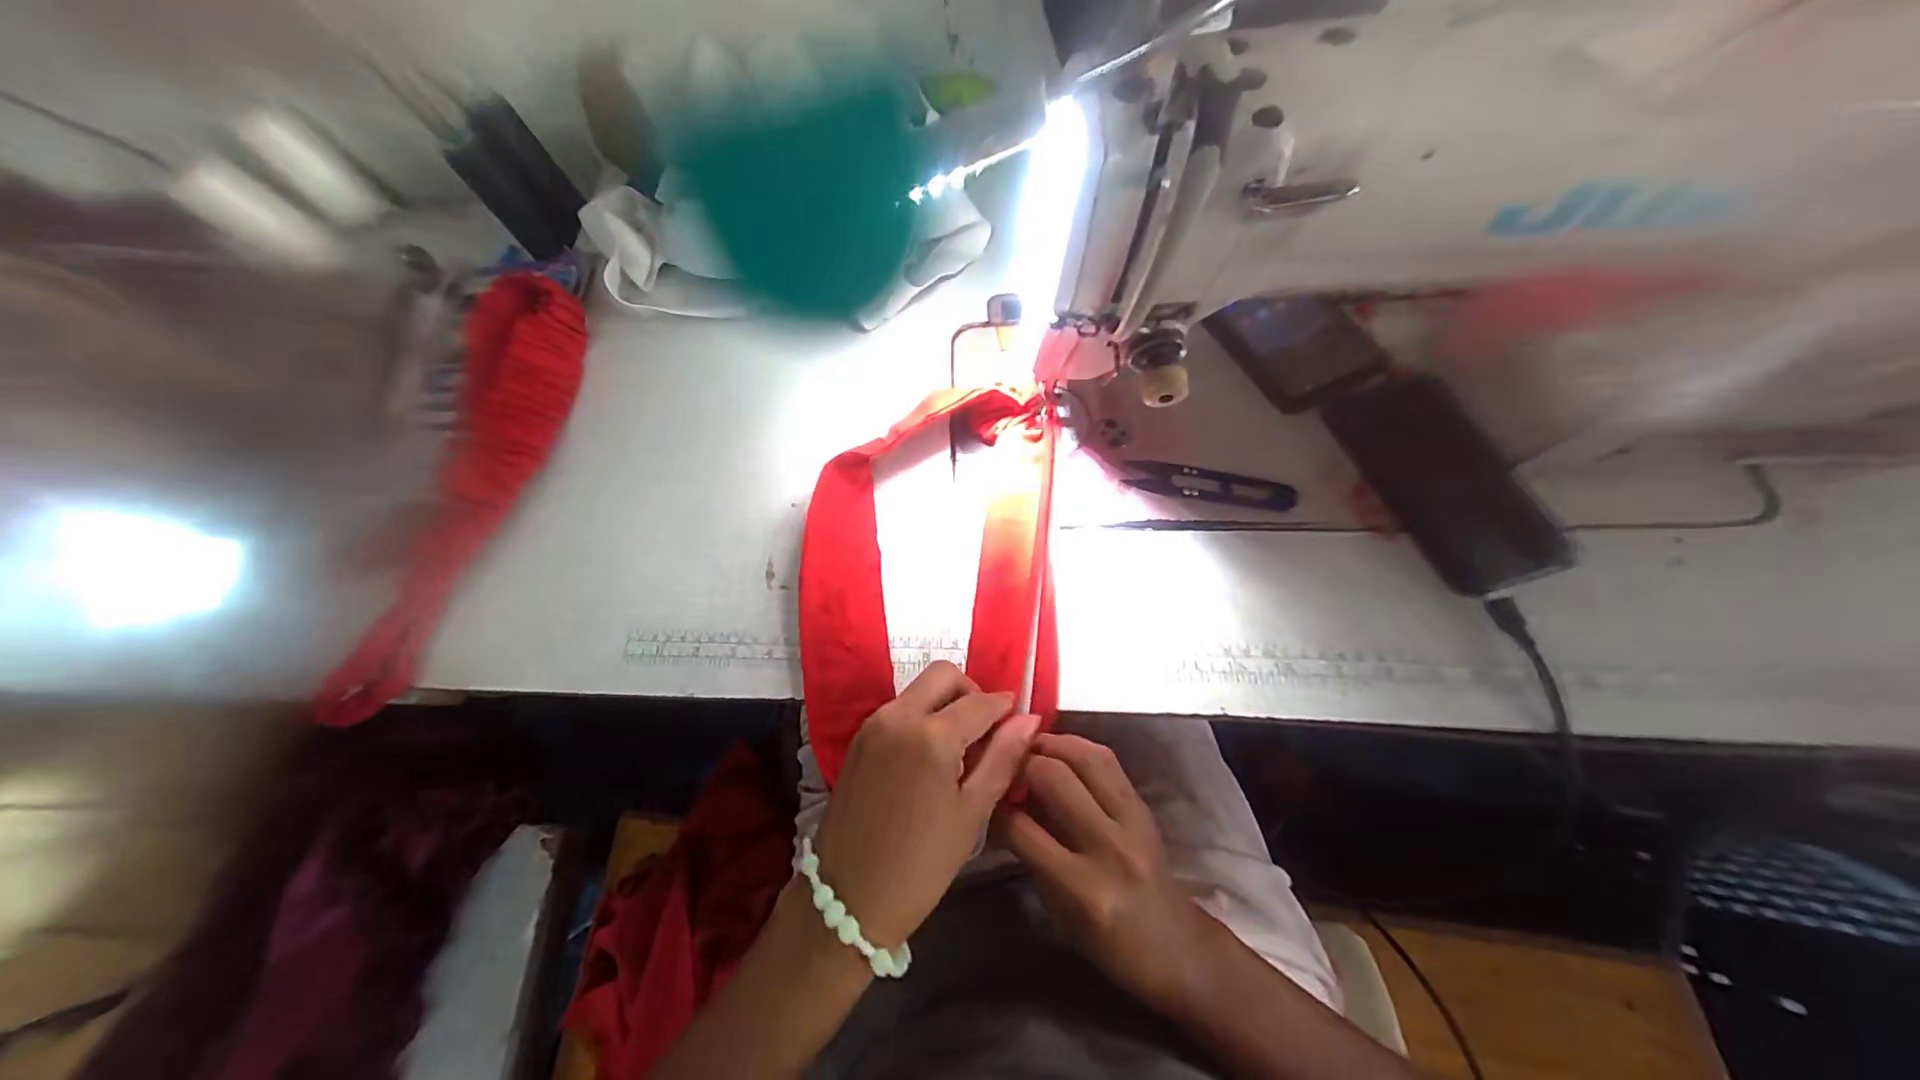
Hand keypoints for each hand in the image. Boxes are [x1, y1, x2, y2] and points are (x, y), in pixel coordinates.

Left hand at [811, 661, 1039, 949]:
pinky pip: (899, 709)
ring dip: (946, 703)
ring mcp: (873, 724)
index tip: (1019, 725)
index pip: (981, 702)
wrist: (848, 898)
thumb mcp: (973, 812)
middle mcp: (898, 716)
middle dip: (972, 692)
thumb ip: (1003, 758)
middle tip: (987, 731)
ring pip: (919, 689)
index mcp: (931, 735)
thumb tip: (1029, 718)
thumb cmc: (922, 864)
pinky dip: (922, 716)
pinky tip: (932, 756)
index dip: (1006, 709)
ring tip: (961, 748)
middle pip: (944, 675)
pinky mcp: (858, 738)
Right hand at [996, 733, 1217, 1009]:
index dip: (995, 805)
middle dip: (1021, 762)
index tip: (981, 792)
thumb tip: (1000, 807)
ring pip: (1086, 757)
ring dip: (1052, 744)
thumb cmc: (1107, 942)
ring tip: (1028, 746)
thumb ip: (1031, 855)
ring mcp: (1133, 823)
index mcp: (1082, 888)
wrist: (1175, 946)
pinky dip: (1078, 747)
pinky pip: (1108, 761)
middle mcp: (1109, 848)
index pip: (1023, 829)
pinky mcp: (1145, 807)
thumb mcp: (1058, 909)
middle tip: (1002, 760)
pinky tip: (1059, 750)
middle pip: (1054, 778)